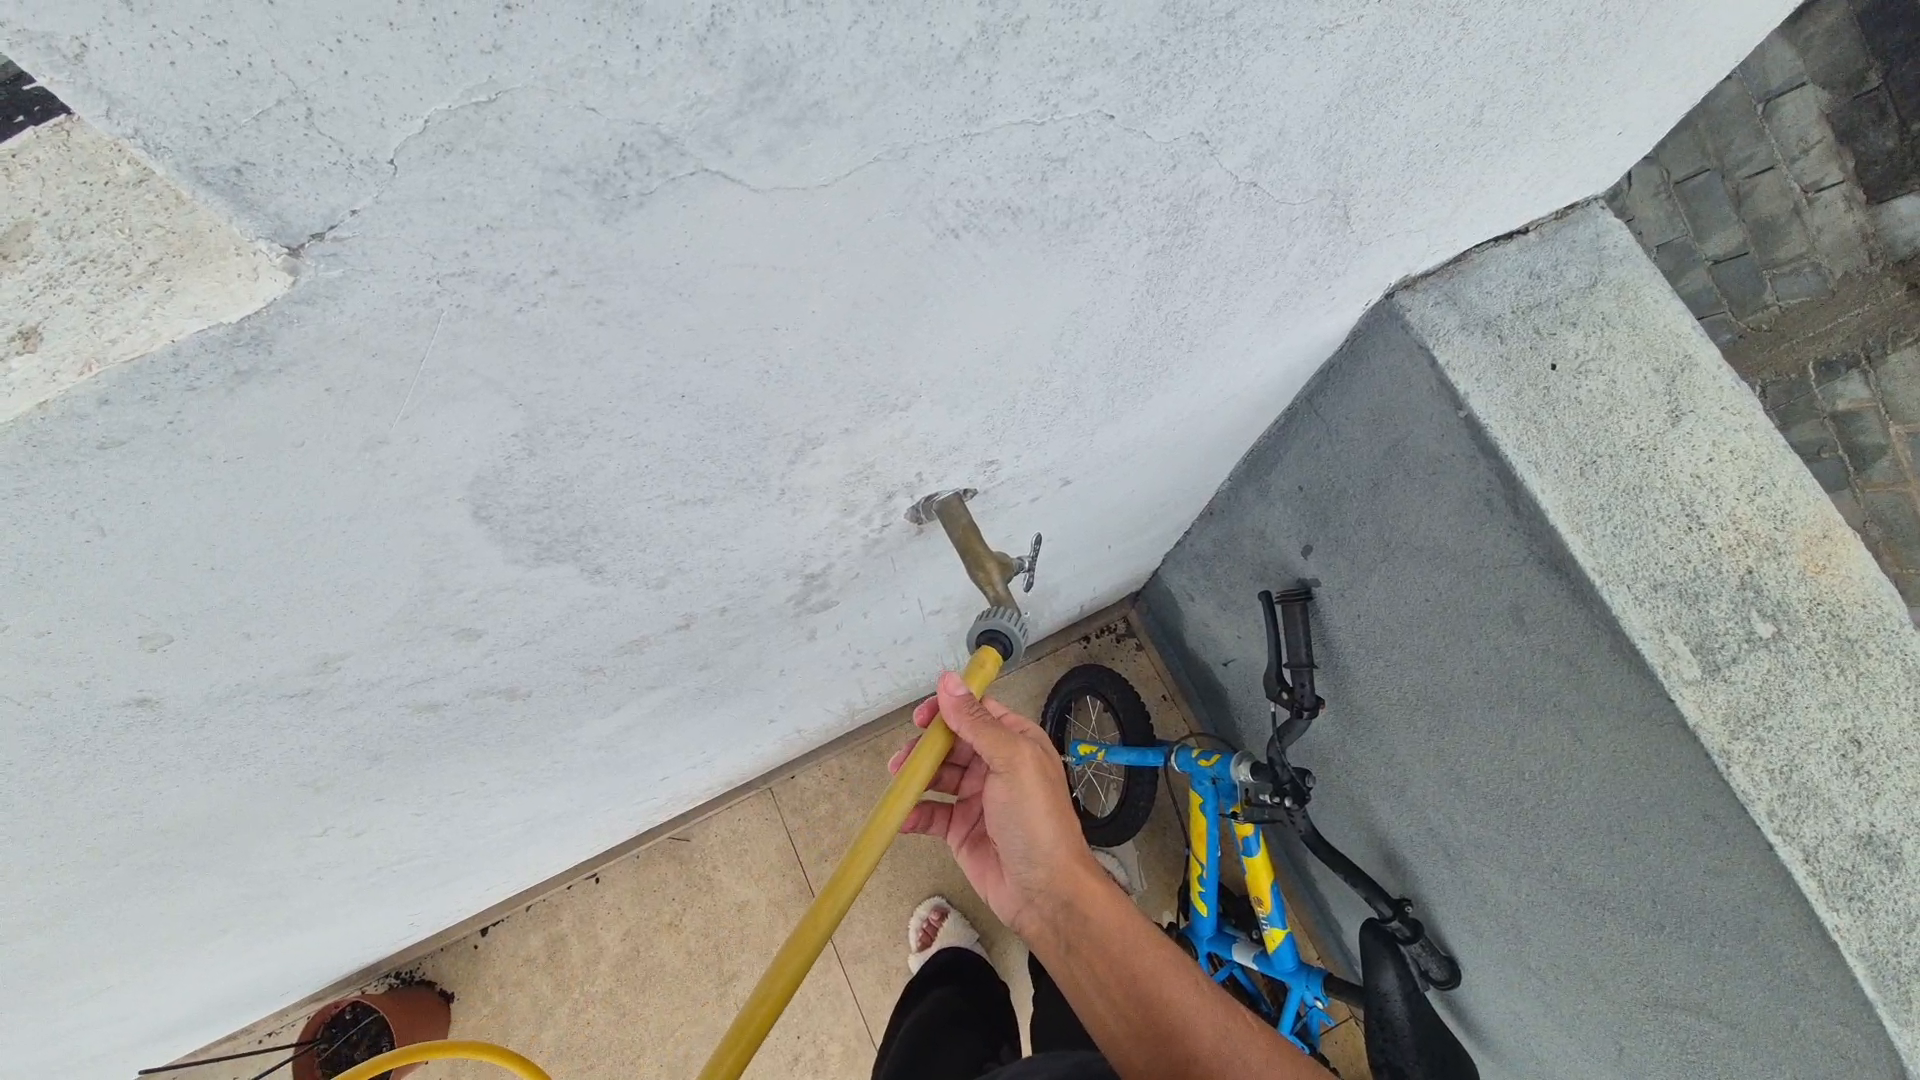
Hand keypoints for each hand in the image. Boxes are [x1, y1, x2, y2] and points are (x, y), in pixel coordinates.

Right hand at [890, 671, 1105, 937]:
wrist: (1046, 892)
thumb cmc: (1036, 819)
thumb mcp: (1011, 760)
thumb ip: (976, 722)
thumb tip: (949, 680)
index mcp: (1015, 742)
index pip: (977, 712)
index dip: (948, 710)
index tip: (922, 717)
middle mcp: (996, 765)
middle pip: (952, 743)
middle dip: (926, 747)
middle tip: (905, 757)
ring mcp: (978, 798)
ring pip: (938, 776)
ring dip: (916, 776)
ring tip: (899, 782)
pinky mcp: (961, 830)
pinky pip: (932, 812)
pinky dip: (915, 812)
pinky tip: (903, 816)